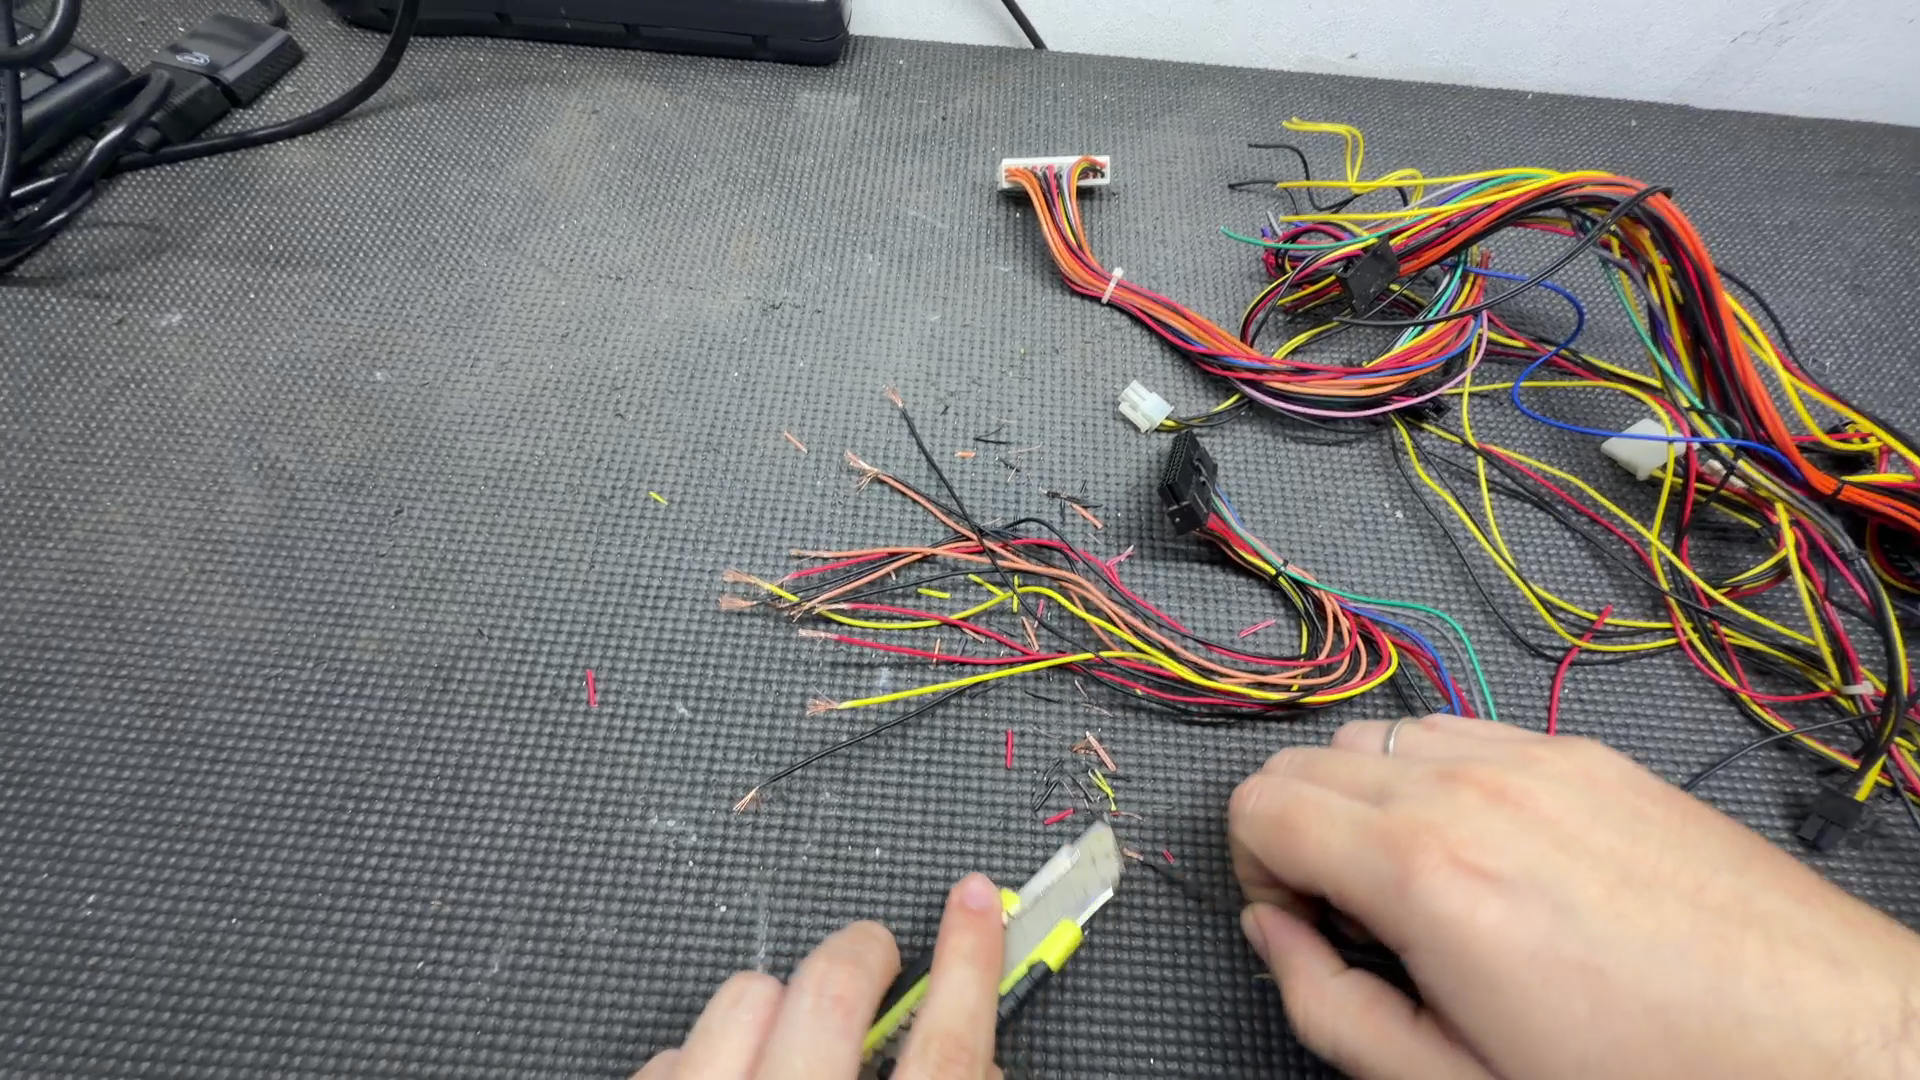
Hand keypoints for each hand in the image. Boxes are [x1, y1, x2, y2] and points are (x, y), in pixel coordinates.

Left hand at [634, 873, 1004, 1079]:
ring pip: (744, 999)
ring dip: (776, 1010)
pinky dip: (704, 1059)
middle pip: (831, 992)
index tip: (975, 902)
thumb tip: (978, 1042)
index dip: (970, 962)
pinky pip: (670, 1051)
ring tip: (786, 1049)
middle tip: (874, 958)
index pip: (943, 1052)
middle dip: (862, 953)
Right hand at [1229, 713, 1919, 1079]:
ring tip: (1413, 871)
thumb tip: (1270, 928)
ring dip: (1356, 797)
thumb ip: (1325, 1005)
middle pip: (1297, 762)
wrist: (1863, 1061)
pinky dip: (1423, 774)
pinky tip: (1480, 841)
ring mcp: (1523, 756)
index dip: (1252, 865)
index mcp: (1420, 871)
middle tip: (1349, 906)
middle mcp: (1460, 787)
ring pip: (1365, 738)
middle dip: (1293, 829)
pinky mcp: (1575, 750)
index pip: (1255, 806)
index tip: (1301, 917)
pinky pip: (1446, 730)